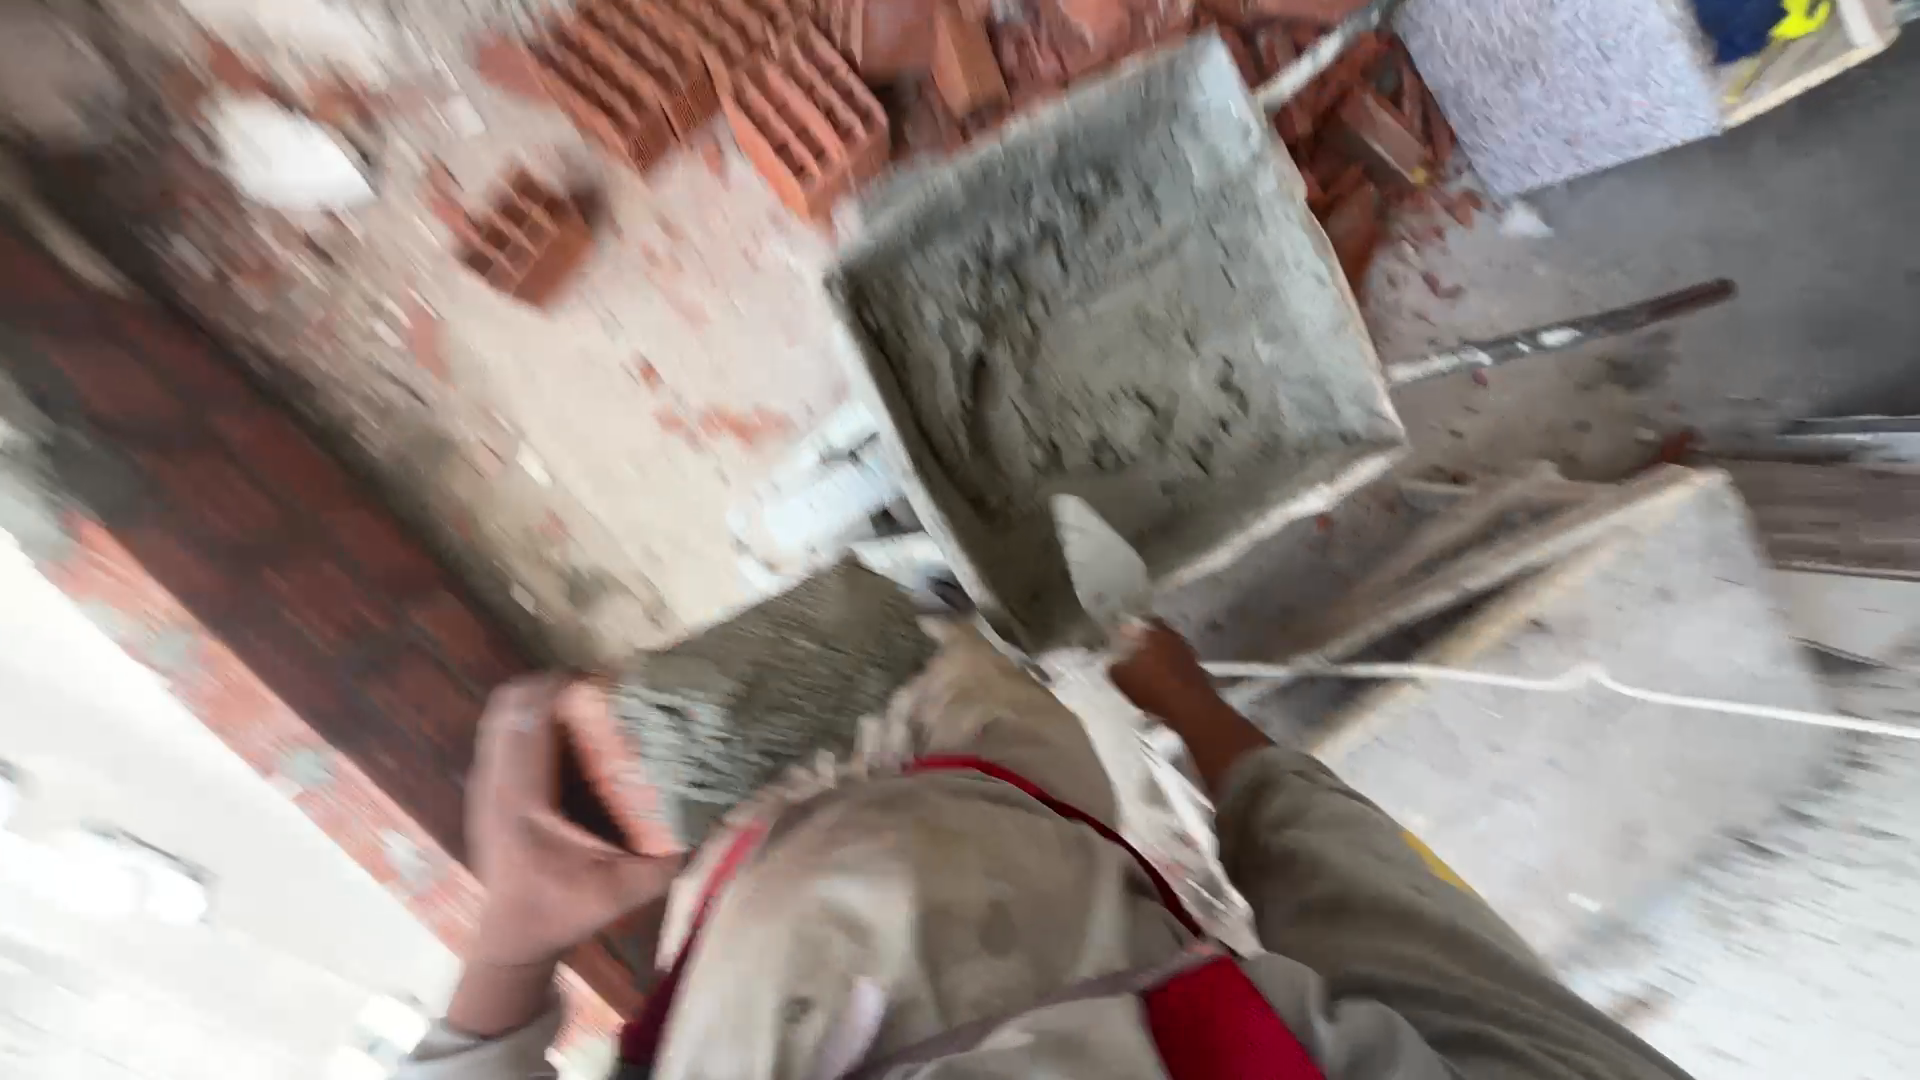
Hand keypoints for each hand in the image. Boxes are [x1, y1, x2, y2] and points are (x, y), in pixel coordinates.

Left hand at [465, 676, 683, 967]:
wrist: (514, 936)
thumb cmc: (569, 910)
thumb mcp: (630, 888)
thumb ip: (675, 852)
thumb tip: (724, 808)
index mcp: (525, 803)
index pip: (531, 718)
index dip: (570, 688)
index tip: (616, 683)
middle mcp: (497, 783)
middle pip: (513, 701)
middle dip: (560, 682)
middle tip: (608, 686)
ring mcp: (485, 781)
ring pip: (505, 709)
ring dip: (547, 694)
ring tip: (594, 697)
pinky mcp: (488, 782)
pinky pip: (506, 726)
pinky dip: (537, 712)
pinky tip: (576, 725)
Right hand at [1108, 620, 1270, 794]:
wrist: (1192, 710)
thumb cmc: (1153, 688)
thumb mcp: (1121, 678)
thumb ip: (1114, 667)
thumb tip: (1113, 663)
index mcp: (1154, 632)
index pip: (1138, 623)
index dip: (1127, 630)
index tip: (1120, 639)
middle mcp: (1173, 637)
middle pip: (1155, 637)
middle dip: (1143, 645)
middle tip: (1132, 656)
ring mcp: (1188, 654)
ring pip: (1167, 651)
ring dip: (1158, 660)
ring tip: (1145, 673)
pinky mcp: (1198, 671)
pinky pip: (1177, 667)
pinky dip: (1168, 673)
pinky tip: (1160, 685)